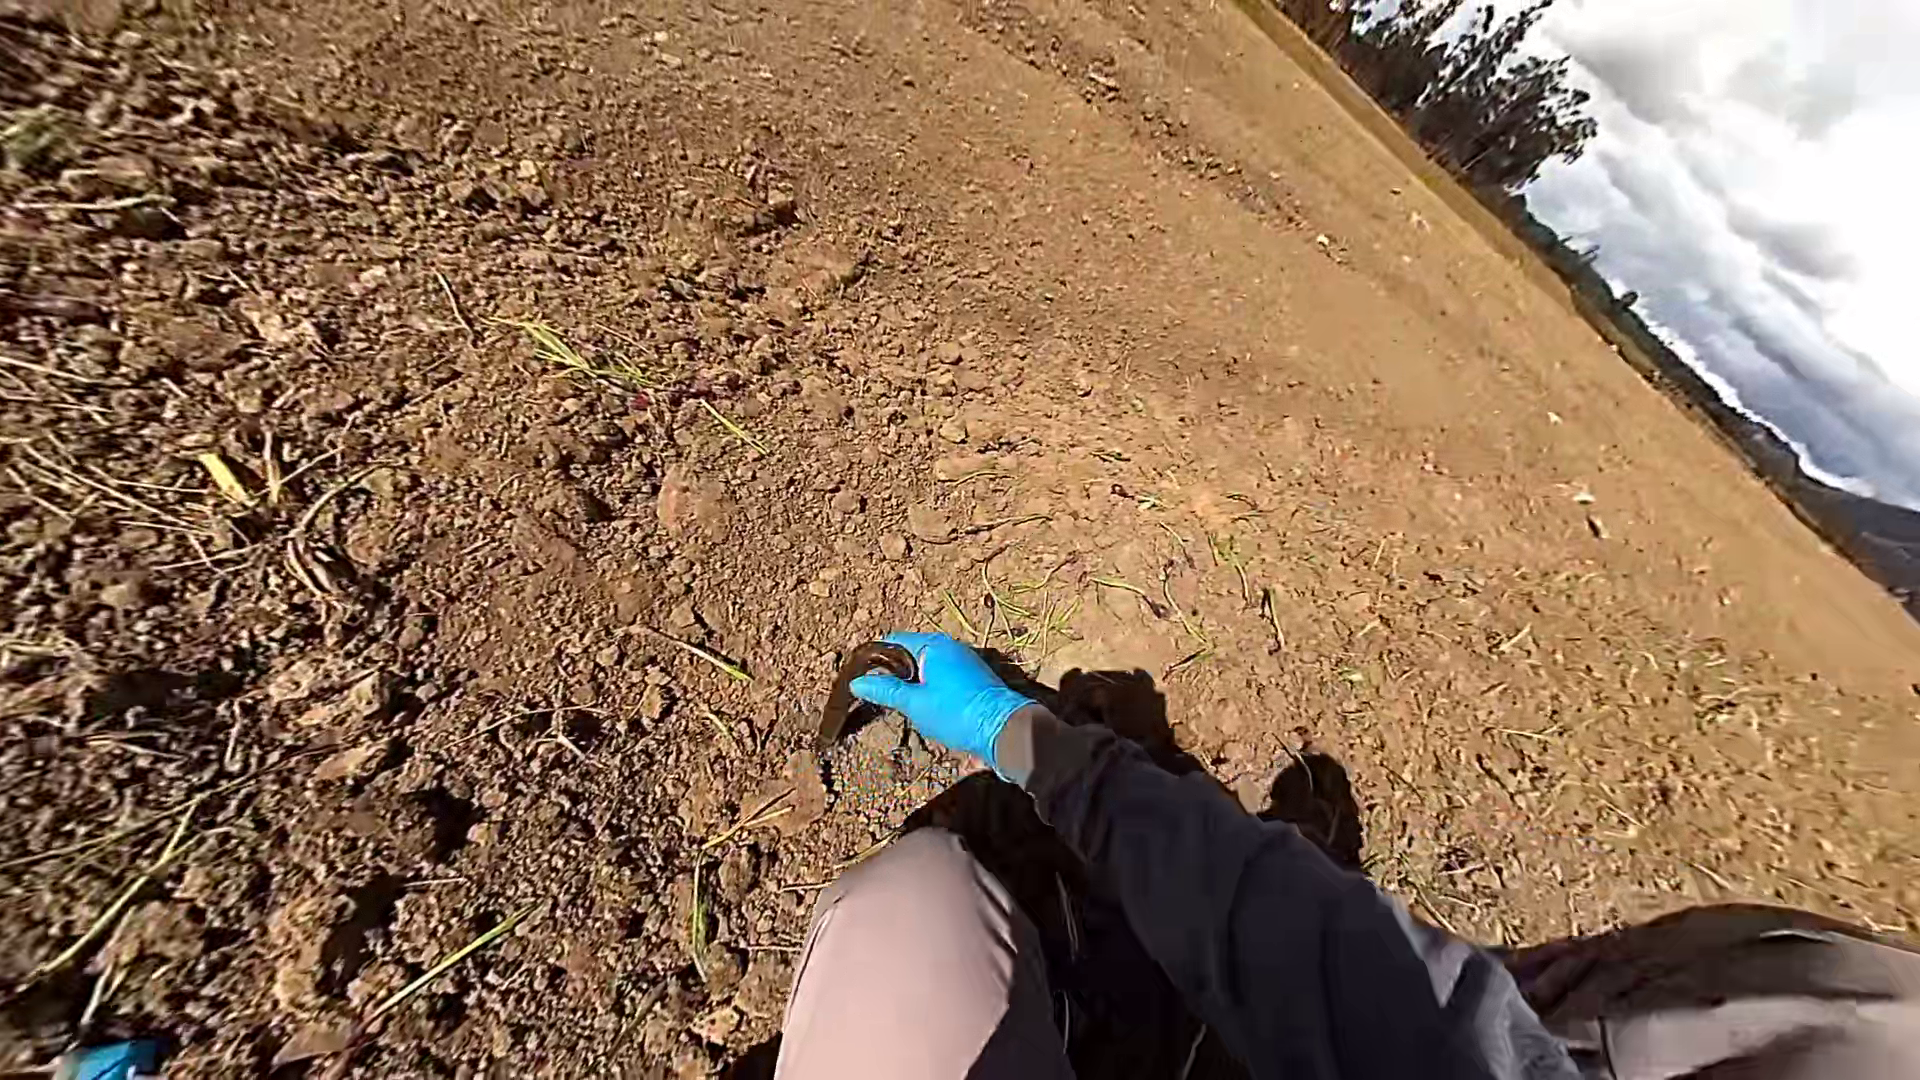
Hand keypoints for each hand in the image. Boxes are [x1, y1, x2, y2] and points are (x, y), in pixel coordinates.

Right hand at [848, 631, 1033, 770]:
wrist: (1003, 728)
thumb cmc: (956, 712)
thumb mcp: (915, 703)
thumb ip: (885, 690)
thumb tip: (858, 682)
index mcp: (933, 645)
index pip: (893, 641)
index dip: (875, 658)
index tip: (863, 677)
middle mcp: (949, 647)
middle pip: (910, 653)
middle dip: (894, 673)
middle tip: (878, 694)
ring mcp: (963, 660)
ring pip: (926, 666)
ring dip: (912, 682)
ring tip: (900, 704)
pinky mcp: (972, 677)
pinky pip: (941, 675)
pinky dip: (929, 687)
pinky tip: (924, 707)